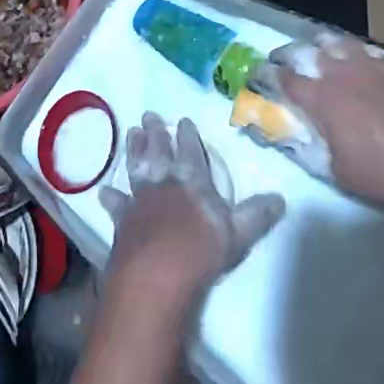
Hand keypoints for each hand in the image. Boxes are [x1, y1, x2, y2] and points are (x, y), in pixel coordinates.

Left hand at [99, 112, 284, 297]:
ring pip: (135, 164)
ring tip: (131, 132)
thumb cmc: (201, 249)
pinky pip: (116, 201)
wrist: (157, 268)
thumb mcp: (238, 233)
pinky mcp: (123, 215)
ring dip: (133, 148)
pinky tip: (104, 191)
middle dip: (155, 131)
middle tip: (148, 115)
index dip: (187, 135)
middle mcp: (163, 180)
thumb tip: (279, 198)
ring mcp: (140, 196)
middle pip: (158, 150)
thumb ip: (256, 214)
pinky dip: (111, 196)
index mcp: (191, 180)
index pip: (190, 150)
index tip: (183, 120)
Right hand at [265, 33, 383, 218]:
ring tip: (319, 65)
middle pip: (298, 50)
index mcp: (318, 95)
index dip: (260, 79)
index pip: (274, 75)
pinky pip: (365, 49)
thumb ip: (300, 146)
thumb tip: (270, 130)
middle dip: (284, 59)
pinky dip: (352, 55)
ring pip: (331, 41)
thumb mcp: (340, 174)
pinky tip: (361, 72)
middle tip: (285, 74)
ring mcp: (372, 62)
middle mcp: (338, 69)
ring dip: (317, 50)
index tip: (256, 86)